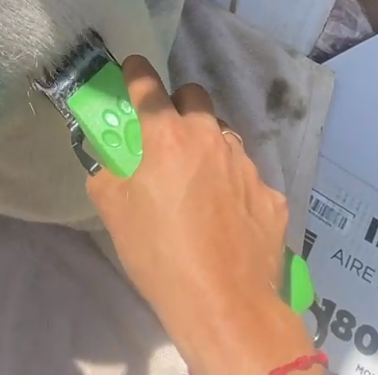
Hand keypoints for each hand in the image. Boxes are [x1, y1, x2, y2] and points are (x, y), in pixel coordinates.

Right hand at [88, 57, 317, 374]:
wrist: (227, 307)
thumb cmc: (160, 256)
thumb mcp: (114, 213)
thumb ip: (107, 175)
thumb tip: (109, 163)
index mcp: (167, 135)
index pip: (146, 82)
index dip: (135, 72)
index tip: (132, 69)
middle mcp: (208, 137)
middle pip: (194, 95)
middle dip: (179, 106)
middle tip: (167, 137)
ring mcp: (246, 165)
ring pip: (224, 135)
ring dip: (208, 145)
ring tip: (199, 183)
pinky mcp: (271, 195)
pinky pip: (247, 177)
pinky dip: (234, 186)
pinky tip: (227, 218)